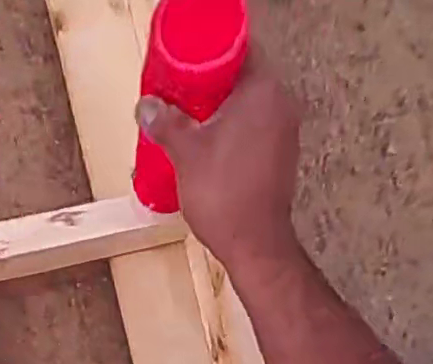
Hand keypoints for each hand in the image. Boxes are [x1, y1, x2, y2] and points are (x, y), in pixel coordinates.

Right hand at [135, 53, 302, 269]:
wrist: (253, 244)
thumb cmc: (224, 196)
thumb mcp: (185, 155)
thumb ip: (166, 124)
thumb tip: (147, 107)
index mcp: (262, 89)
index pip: (236, 50)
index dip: (206, 58)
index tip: (183, 70)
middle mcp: (281, 104)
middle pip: (241, 79)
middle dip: (209, 89)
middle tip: (179, 100)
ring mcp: (285, 133)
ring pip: (247, 109)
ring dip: (220, 115)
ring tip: (190, 129)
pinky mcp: (281, 159)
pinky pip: (254, 133)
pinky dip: (232, 136)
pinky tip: (210, 152)